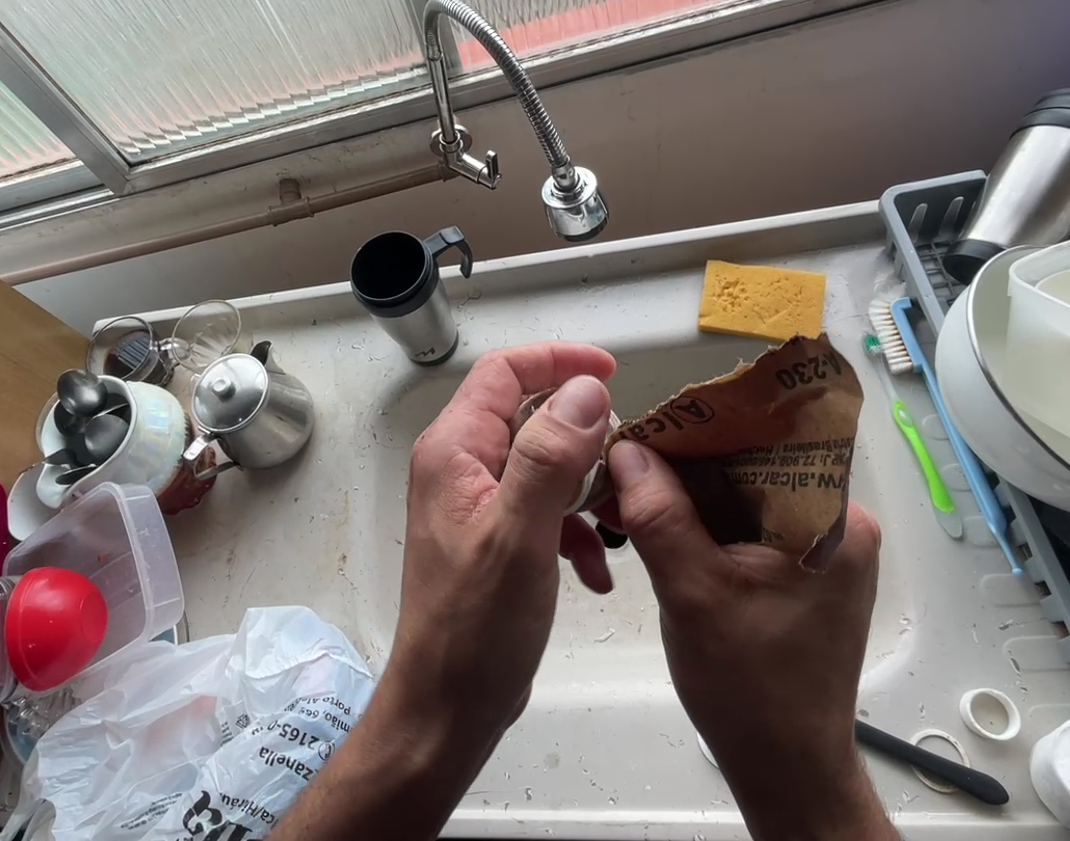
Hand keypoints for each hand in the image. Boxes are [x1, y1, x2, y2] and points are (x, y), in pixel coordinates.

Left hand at [274, 343, 615, 840]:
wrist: (446, 708)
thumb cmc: (475, 626)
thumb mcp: (518, 535)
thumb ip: (549, 457)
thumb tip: (586, 390)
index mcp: (454, 450)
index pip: (503, 372)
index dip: (557, 361)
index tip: (612, 372)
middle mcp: (459, 465)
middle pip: (527, 414)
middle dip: (582, 433)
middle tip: (624, 462)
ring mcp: (475, 502)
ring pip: (542, 462)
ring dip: (582, 486)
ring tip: (613, 522)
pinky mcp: (493, 536)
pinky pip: (540, 506)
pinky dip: (572, 527)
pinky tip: (594, 569)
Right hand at [604, 440, 893, 840]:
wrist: (783, 766)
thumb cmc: (751, 690)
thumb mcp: (692, 592)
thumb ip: (659, 514)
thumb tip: (627, 449)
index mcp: (832, 521)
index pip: (768, 439)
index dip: (704, 423)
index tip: (649, 420)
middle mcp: (834, 523)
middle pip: (750, 462)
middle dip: (686, 459)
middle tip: (628, 456)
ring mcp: (815, 545)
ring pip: (739, 490)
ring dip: (686, 490)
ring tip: (632, 486)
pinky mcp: (795, 566)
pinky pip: (740, 519)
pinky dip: (699, 517)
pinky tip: (656, 521)